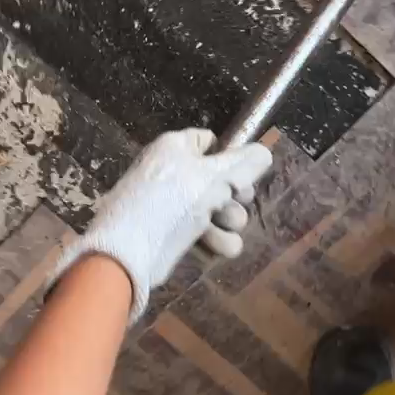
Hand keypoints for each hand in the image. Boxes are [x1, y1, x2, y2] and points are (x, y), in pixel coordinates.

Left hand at [53, 128, 273, 318]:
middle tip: (239, 200)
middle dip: (235, 195)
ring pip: (218, 209)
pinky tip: (217, 248)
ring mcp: (174, 205)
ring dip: (228, 221)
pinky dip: (214, 240)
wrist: (129, 252)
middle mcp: (175, 172)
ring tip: (224, 227)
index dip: (231, 157)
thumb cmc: (171, 203)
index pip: (211, 142)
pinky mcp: (175, 234)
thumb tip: (265, 151)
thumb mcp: (213, 178)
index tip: (246, 172)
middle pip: (221, 178)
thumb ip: (244, 165)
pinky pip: (206, 232)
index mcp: (177, 148)